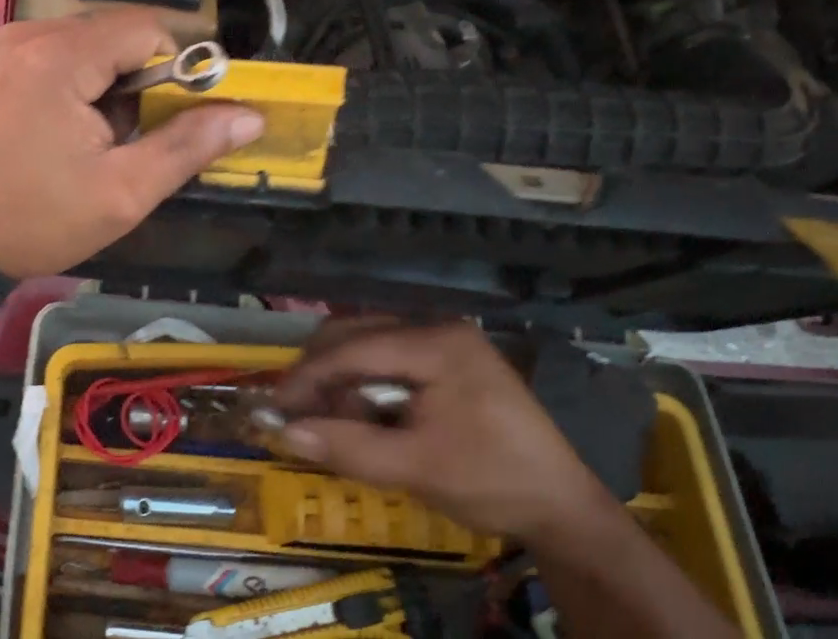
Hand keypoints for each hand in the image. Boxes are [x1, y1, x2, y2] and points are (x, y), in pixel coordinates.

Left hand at [0, 9, 263, 278]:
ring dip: (109, 83)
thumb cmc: (39, 221)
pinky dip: (78, 81)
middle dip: (139, 80)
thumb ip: (188, 145)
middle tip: (128, 139)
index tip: (168, 121)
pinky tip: (66, 129)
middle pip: (117, 32)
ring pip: (89, 42)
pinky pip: (59, 53)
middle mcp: (29, 33)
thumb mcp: (124, 192)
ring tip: (95, 140)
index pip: (147, 29)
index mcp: (59, 56)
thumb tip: (251, 116)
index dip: (174, 71)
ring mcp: (7, 44)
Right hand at [271, 321, 612, 544]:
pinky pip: (387, 358)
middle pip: (354, 334)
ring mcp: (445, 341)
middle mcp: (438, 328)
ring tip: (330, 421)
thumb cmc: (492, 482)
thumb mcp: (416, 468)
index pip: (352, 348)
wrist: (563, 508)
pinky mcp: (448, 360)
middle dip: (319, 373)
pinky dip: (363, 382)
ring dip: (339, 378)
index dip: (306, 377)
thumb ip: (348, 446)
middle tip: (297, 415)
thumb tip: (283, 432)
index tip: (274, 409)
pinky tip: (362, 415)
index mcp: (436, 344)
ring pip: (366, 343)